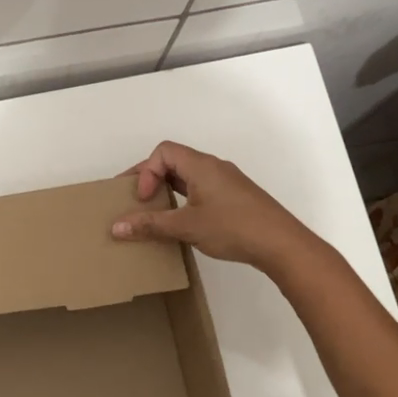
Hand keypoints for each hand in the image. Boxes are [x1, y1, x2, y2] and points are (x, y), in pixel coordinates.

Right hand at [110, 141, 308, 269]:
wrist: (281, 244)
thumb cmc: (232, 227)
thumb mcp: (186, 226)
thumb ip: (150, 225)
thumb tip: (116, 227)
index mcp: (201, 165)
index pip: (163, 152)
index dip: (146, 171)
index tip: (144, 199)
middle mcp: (214, 167)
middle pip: (174, 161)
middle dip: (151, 180)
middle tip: (135, 202)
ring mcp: (227, 183)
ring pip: (188, 177)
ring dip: (168, 191)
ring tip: (154, 214)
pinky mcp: (235, 199)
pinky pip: (201, 190)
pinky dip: (184, 200)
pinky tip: (182, 224)